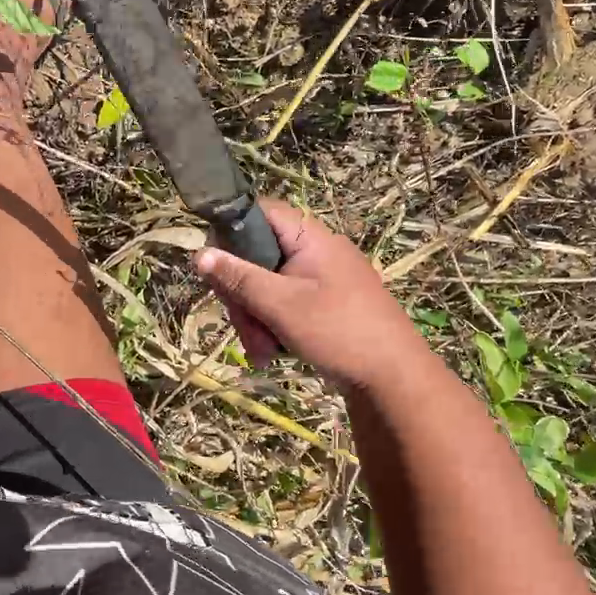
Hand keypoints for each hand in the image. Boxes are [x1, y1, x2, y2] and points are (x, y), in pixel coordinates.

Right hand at [196, 198, 432, 389]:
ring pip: (267, 283)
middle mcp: (317, 251)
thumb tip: (198, 253)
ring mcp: (323, 278)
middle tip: (241, 323)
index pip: (259, 212)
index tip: (216, 266)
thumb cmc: (339, 332)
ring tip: (261, 349)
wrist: (398, 382)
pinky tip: (272, 351)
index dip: (231, 233)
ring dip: (254, 315)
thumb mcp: (279, 304)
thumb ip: (237, 276)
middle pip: (257, 255)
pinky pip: (285, 301)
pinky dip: (273, 324)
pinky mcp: (327, 303)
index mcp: (310, 238)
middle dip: (241, 293)